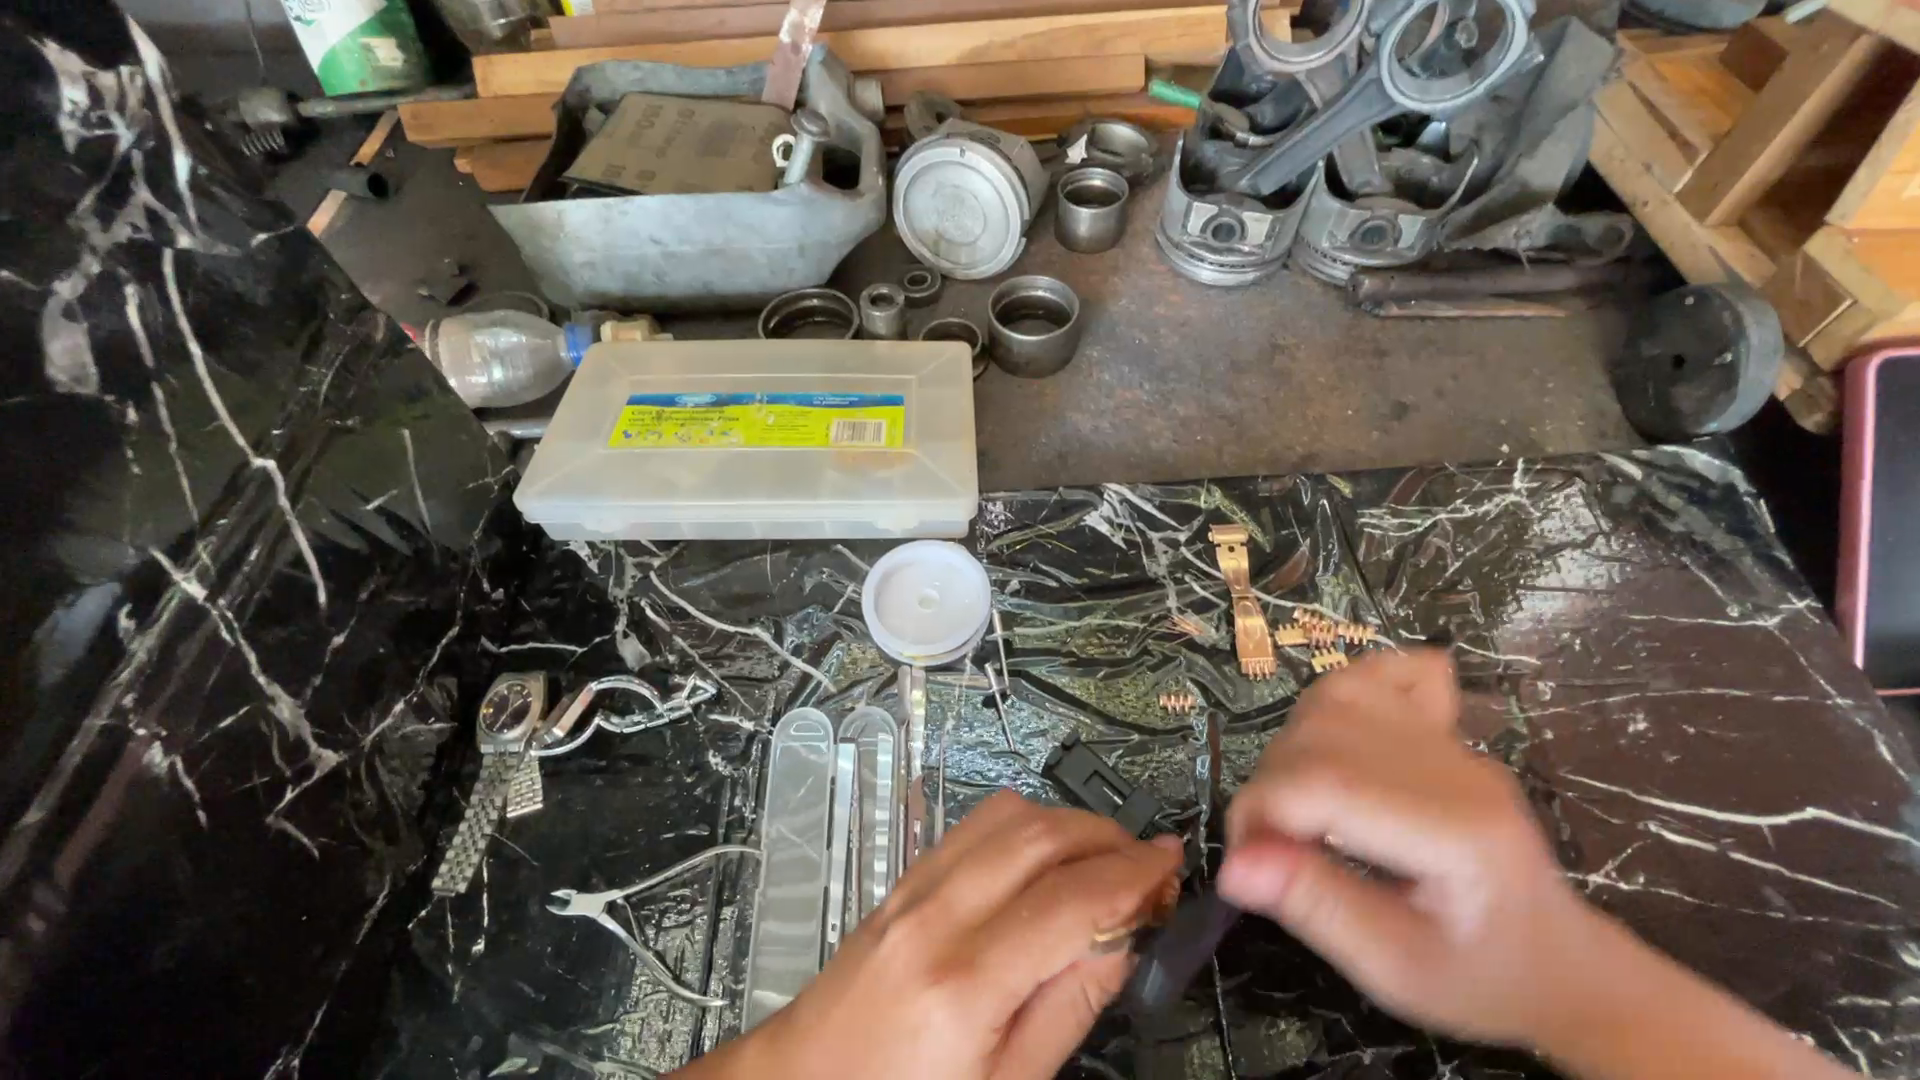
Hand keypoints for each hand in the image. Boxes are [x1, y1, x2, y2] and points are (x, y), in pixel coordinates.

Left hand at [681, 791, 1181, 1079]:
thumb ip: (1068, 1005)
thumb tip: (1121, 939)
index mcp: (964, 983)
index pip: (1071, 899)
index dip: (1134, 875)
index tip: (1171, 870)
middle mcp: (935, 915)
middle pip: (1039, 836)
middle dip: (1107, 836)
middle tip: (1149, 864)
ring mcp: (912, 888)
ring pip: (1005, 815)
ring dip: (1068, 823)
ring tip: (1106, 857)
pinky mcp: (903, 880)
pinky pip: (972, 827)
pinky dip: (1024, 825)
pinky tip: (1046, 854)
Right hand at [1219, 649, 1861, 1079]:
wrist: (1561, 965)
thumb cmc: (1481, 979)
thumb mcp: (1396, 970)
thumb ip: (1316, 907)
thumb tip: (1233, 863)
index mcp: (1454, 831)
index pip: (1325, 781)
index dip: (1260, 812)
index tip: (1246, 864)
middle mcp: (1453, 767)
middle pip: (1320, 734)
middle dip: (1269, 787)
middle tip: (1273, 850)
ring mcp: (1450, 742)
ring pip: (1337, 696)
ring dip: (1292, 748)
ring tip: (1299, 806)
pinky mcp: (1442, 731)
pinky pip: (1384, 673)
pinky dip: (1344, 690)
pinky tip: (1338, 735)